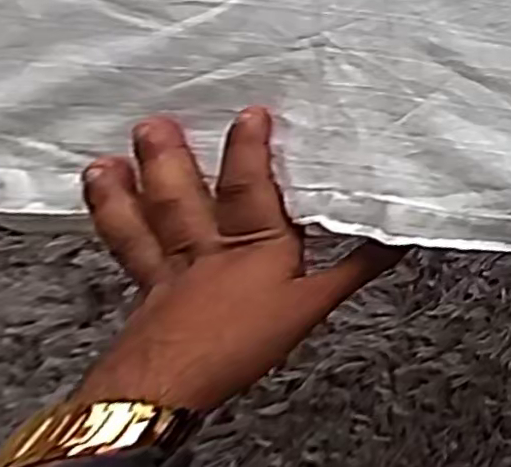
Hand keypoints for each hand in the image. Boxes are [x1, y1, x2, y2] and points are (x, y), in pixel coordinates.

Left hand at [75, 107, 401, 411]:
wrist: (156, 399)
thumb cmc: (239, 344)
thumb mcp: (316, 304)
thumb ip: (360, 265)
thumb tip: (404, 234)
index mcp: (254, 244)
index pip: (253, 186)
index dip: (251, 149)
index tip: (251, 112)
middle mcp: (207, 249)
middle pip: (185, 198)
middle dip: (171, 160)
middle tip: (154, 123)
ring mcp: (169, 272)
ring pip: (146, 223)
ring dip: (124, 191)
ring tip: (106, 162)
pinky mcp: (144, 296)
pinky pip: (128, 252)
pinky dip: (115, 229)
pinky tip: (108, 214)